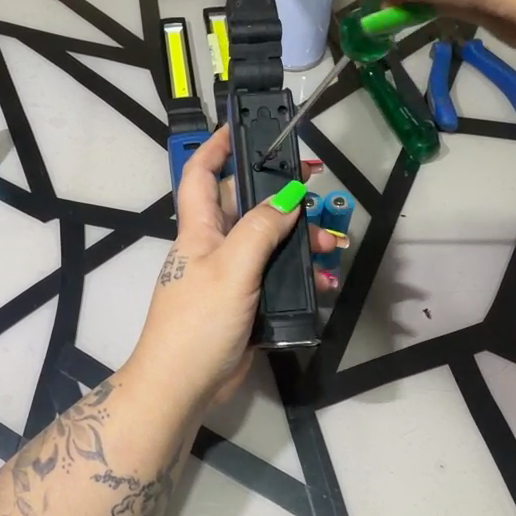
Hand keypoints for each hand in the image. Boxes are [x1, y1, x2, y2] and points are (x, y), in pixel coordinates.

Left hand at [126, 126, 341, 406]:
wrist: (183, 387)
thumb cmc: (198, 321)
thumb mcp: (230, 268)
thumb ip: (260, 230)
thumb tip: (287, 198)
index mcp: (199, 230)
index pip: (202, 176)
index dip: (216, 148)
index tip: (240, 128)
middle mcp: (214, 247)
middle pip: (248, 208)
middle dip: (282, 198)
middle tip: (317, 189)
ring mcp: (230, 278)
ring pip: (269, 246)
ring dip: (301, 243)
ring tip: (332, 248)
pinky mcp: (246, 306)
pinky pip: (277, 282)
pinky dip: (301, 279)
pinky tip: (325, 284)